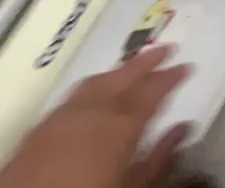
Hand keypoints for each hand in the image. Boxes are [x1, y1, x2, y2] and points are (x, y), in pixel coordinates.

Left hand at [0, 45, 193, 187]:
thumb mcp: (133, 186)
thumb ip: (160, 156)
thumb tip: (184, 127)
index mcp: (121, 124)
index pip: (154, 89)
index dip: (172, 76)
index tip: (186, 67)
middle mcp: (93, 110)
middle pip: (125, 75)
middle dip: (147, 61)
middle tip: (167, 49)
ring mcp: (62, 117)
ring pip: (96, 81)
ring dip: (118, 72)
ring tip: (132, 70)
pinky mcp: (38, 129)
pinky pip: (71, 96)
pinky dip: (91, 88)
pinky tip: (93, 96)